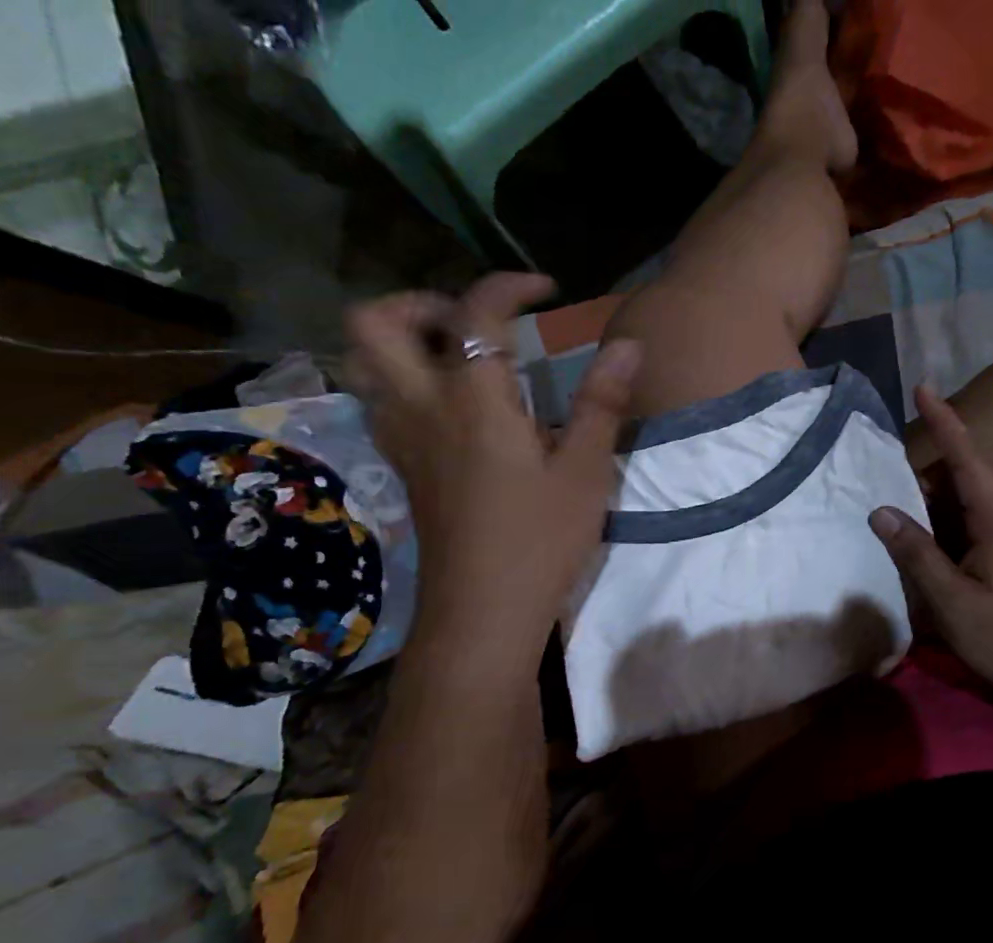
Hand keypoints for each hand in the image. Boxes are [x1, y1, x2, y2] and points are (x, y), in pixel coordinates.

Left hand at [346, 273, 640, 643]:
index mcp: (473, 401)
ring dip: (404, 339)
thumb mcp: (587, 471)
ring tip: (461, 356)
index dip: (508, 285)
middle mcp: (422, 407)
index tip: (546, 290)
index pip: (474, 313)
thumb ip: (602, 402)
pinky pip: (380, 398)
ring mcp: (402, 438)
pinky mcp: (402, 466)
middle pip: (376, 322)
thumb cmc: (542, 539)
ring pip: (364, 361)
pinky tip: (454, 407)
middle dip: (422, 301)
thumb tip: (628, 344)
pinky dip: (405, 378)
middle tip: (476, 321)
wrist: (485, 608)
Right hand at [869, 386, 992, 714]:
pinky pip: (963, 522)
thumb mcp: (952, 601)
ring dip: (926, 496)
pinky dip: (937, 519)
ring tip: (889, 495)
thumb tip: (881, 511)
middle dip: (922, 466)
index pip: (966, 460)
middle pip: (959, 476)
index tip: (923, 387)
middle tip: (880, 465)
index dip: (945, 422)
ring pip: (959, 500)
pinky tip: (914, 530)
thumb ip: (916, 553)